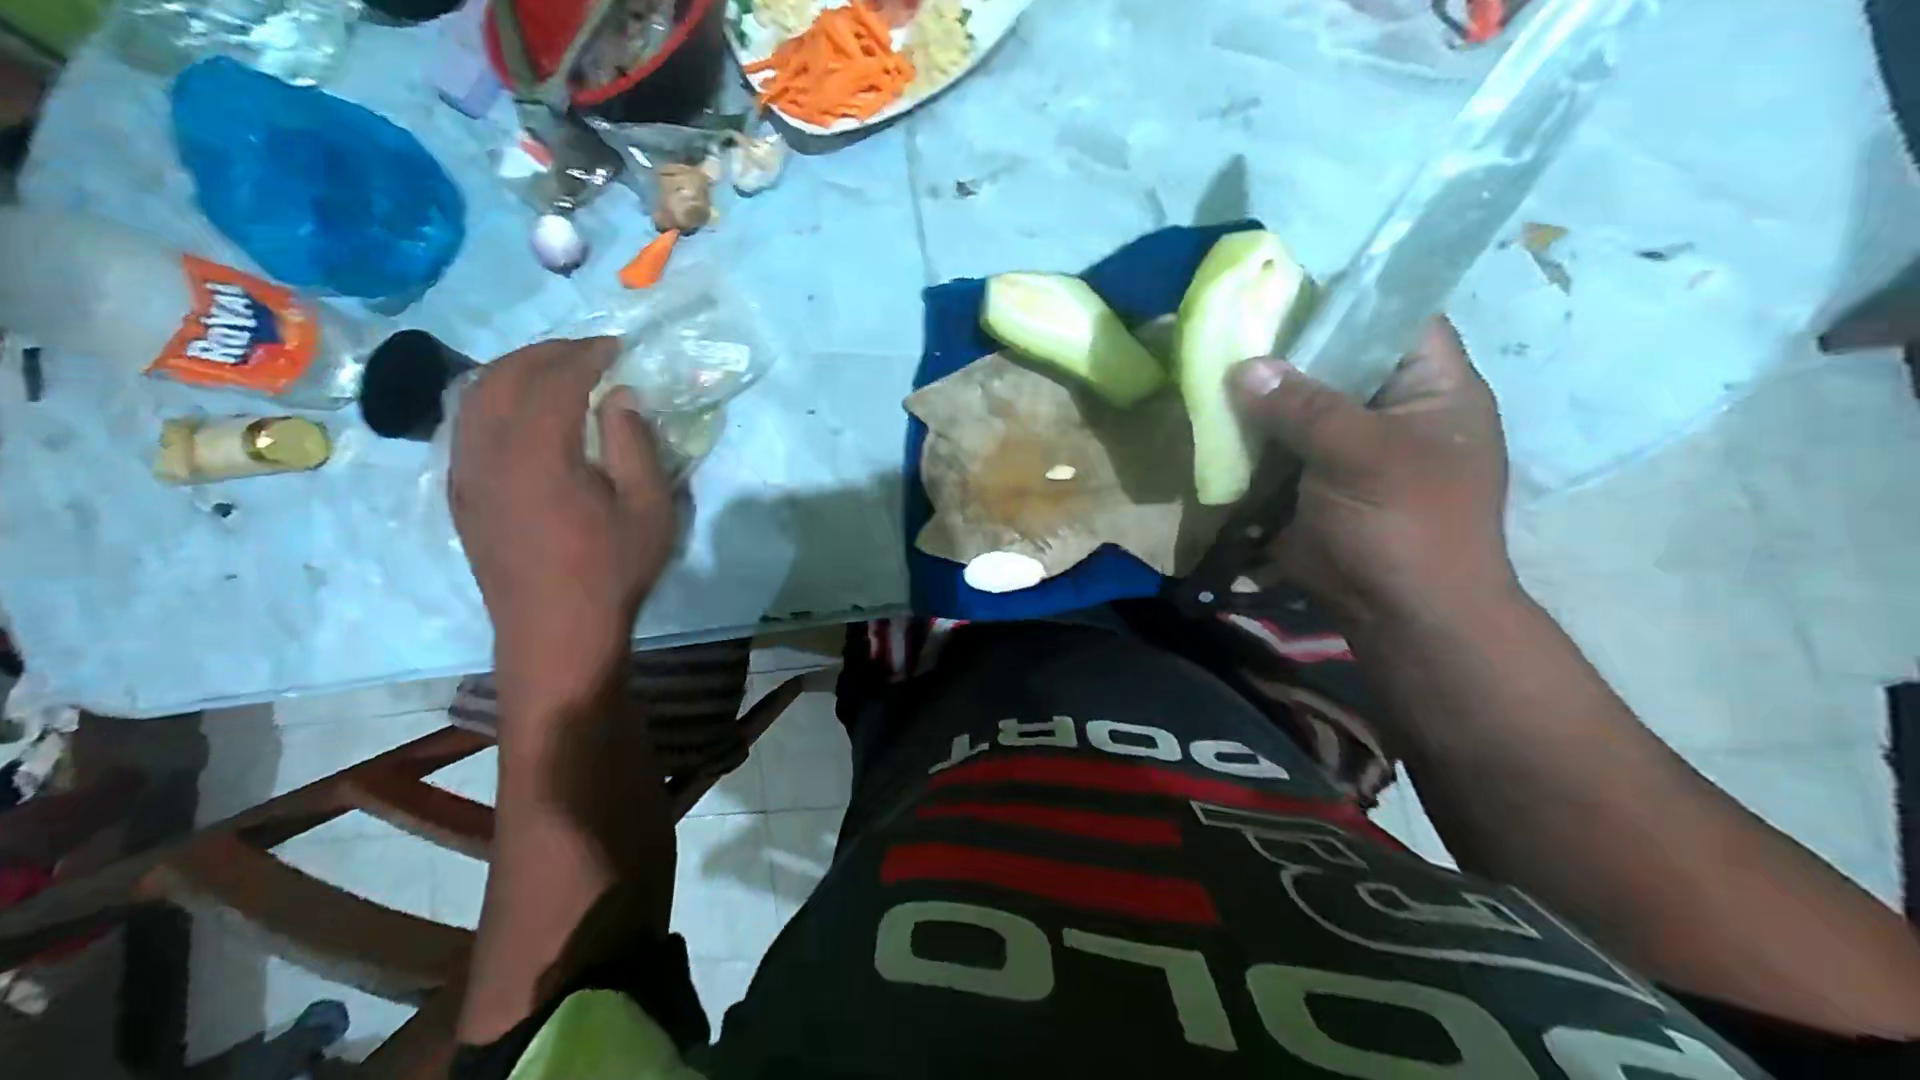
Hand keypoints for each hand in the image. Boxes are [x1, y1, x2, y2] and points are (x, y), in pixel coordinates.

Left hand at [450, 338, 675, 708]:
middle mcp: (489, 452)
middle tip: (586, 352)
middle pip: (503, 376)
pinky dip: (493, 400)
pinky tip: (520, 411)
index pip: (554, 379)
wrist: (555, 631)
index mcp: (538, 452)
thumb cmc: (611, 570)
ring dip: (513, 372)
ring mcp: (466, 473)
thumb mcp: (648, 508)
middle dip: (546, 353)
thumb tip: (619, 397)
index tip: (615, 346)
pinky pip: (465, 426)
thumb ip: (634, 444)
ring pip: (474, 397)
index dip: (586, 355)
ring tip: (552, 371)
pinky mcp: (461, 494)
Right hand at [1232, 319, 1513, 621]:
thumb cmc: (1406, 526)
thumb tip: (1243, 367)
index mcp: (1430, 386)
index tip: (1281, 285)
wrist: (1398, 615)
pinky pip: (1271, 444)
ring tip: (1204, 366)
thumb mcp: (1365, 455)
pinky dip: (1243, 434)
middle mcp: (1385, 405)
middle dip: (1281, 347)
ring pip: (1294, 404)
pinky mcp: (1306, 479)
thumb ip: (1305, 407)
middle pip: (1332, 358)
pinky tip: (1207, 416)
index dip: (1345, 295)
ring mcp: (1342, 444)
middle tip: (1225, 326)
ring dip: (1255, 394)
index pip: (1393, 315)